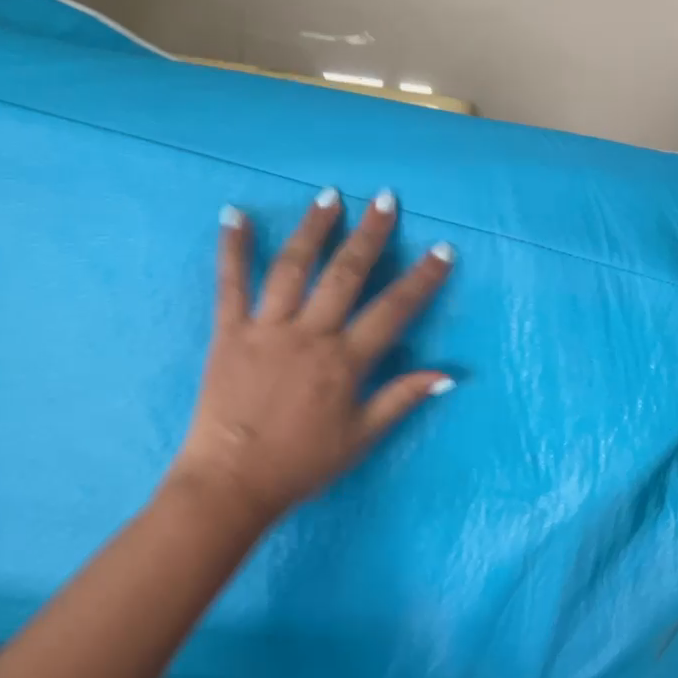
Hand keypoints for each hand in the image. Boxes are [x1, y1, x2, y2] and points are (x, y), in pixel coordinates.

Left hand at [169, 186, 455, 523]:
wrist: (234, 480)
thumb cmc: (301, 465)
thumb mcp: (361, 438)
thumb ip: (401, 400)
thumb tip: (448, 375)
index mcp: (345, 362)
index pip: (393, 312)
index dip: (422, 280)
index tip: (443, 250)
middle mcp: (310, 335)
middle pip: (346, 275)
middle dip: (370, 235)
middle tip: (385, 199)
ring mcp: (267, 329)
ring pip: (294, 267)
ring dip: (314, 228)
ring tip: (329, 196)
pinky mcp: (229, 332)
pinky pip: (230, 283)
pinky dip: (232, 248)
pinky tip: (234, 214)